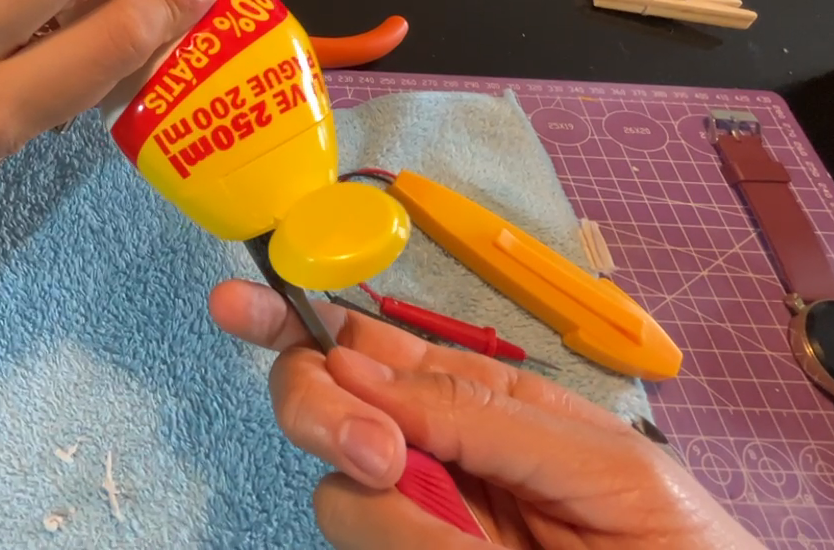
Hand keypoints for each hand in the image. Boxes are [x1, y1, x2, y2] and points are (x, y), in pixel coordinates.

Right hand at [208, 279, 763, 549]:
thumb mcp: (601, 464)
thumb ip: (476, 409)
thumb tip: (349, 360)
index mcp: (458, 396)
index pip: (351, 340)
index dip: (284, 315)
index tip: (231, 307)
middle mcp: (416, 449)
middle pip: (316, 399)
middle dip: (322, 412)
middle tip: (379, 457)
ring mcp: (411, 521)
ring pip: (337, 495)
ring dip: (392, 519)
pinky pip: (368, 544)